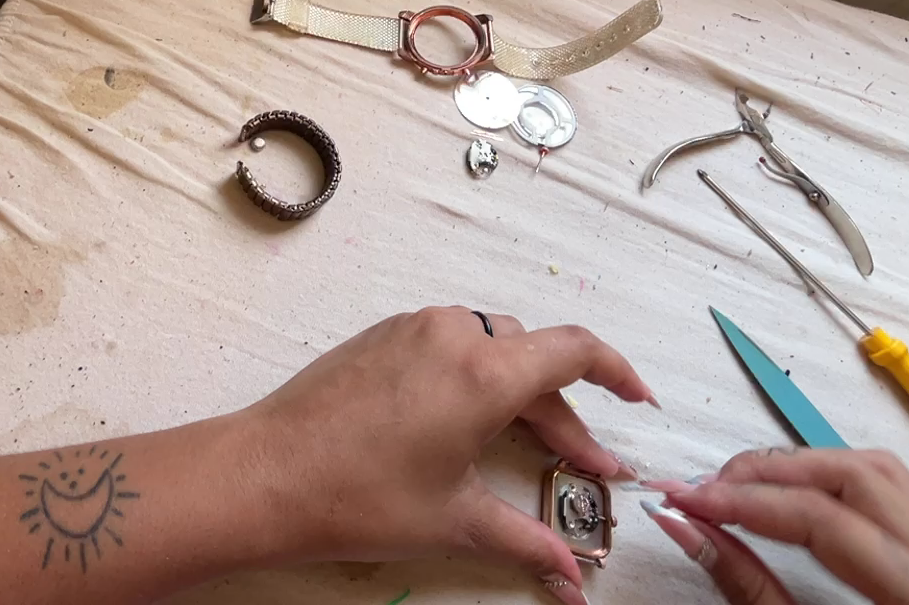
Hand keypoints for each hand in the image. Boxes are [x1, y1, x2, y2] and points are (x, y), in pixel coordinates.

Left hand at [238, 307, 657, 603]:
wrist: (269, 470)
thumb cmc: (363, 496)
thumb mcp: (454, 520)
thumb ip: (525, 542)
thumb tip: (572, 581)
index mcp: (481, 370)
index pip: (572, 348)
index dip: (616, 370)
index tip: (639, 400)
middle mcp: (452, 334)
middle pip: (532, 356)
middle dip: (563, 410)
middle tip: (583, 465)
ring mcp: (413, 328)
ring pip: (490, 346)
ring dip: (518, 391)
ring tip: (527, 444)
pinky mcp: (385, 334)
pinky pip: (451, 343)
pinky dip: (476, 375)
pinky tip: (470, 419)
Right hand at [643, 448, 908, 604]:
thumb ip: (747, 588)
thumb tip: (679, 523)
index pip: (822, 517)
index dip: (742, 502)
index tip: (677, 498)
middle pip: (850, 476)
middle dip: (766, 474)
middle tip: (705, 492)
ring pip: (874, 472)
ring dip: (797, 469)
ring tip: (741, 488)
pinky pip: (893, 493)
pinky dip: (831, 480)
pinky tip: (793, 493)